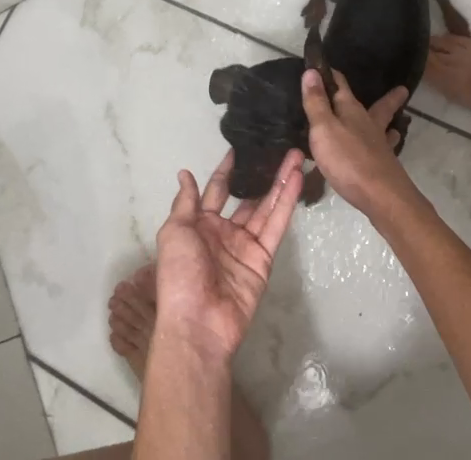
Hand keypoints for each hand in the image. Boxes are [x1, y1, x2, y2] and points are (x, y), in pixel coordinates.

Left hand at [152, 148, 304, 360]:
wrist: (198, 322)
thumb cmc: (179, 274)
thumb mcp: (174, 233)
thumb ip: (186, 202)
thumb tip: (185, 173)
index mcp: (199, 225)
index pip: (216, 191)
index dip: (226, 171)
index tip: (239, 149)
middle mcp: (224, 232)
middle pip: (246, 197)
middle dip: (261, 174)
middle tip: (278, 149)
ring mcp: (245, 245)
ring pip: (266, 206)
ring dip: (280, 182)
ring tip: (295, 156)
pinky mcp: (264, 258)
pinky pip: (275, 226)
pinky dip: (286, 203)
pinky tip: (296, 180)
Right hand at [302, 69, 421, 216]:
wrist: (381, 195)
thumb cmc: (347, 159)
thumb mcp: (324, 129)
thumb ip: (317, 103)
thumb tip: (312, 71)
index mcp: (351, 110)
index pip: (341, 85)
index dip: (331, 75)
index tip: (326, 66)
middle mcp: (369, 123)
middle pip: (379, 106)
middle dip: (388, 98)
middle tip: (403, 90)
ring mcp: (379, 145)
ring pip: (386, 128)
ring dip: (389, 123)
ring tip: (395, 124)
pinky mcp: (383, 164)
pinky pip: (383, 149)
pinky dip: (384, 146)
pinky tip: (384, 151)